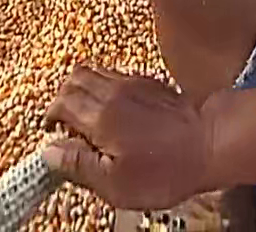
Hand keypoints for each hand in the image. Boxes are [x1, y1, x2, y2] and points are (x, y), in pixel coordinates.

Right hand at [42, 67, 209, 210]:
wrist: (206, 142)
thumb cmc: (162, 170)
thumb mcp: (115, 184)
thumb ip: (79, 165)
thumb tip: (49, 152)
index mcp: (100, 116)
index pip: (62, 101)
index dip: (50, 114)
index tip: (49, 130)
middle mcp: (113, 91)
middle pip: (74, 77)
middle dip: (62, 96)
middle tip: (63, 121)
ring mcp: (131, 82)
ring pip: (94, 70)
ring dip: (81, 87)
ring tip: (85, 115)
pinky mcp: (146, 81)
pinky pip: (113, 73)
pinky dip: (102, 85)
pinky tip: (111, 109)